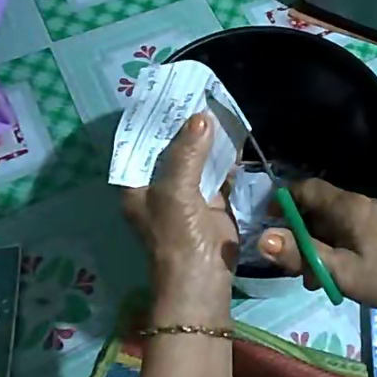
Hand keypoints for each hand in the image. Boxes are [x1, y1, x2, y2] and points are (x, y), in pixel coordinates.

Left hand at [121, 113, 237, 322]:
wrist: (203, 284)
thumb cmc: (178, 239)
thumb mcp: (175, 193)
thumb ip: (187, 154)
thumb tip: (201, 118)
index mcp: (139, 185)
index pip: (143, 143)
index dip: (155, 119)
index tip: (172, 91)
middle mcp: (162, 186)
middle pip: (174, 147)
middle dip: (187, 124)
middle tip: (203, 92)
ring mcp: (189, 195)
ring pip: (199, 158)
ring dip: (210, 138)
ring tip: (222, 105)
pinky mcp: (215, 203)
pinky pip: (220, 173)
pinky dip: (228, 157)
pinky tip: (237, 136)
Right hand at [256, 179, 376, 324]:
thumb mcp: (338, 271)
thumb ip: (301, 254)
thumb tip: (262, 238)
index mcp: (348, 205)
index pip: (306, 188)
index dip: (282, 201)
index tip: (265, 224)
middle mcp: (359, 204)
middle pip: (316, 207)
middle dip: (298, 233)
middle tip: (290, 265)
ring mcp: (371, 218)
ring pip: (330, 224)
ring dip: (315, 247)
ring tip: (312, 280)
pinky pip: (345, 233)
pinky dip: (332, 251)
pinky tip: (333, 278)